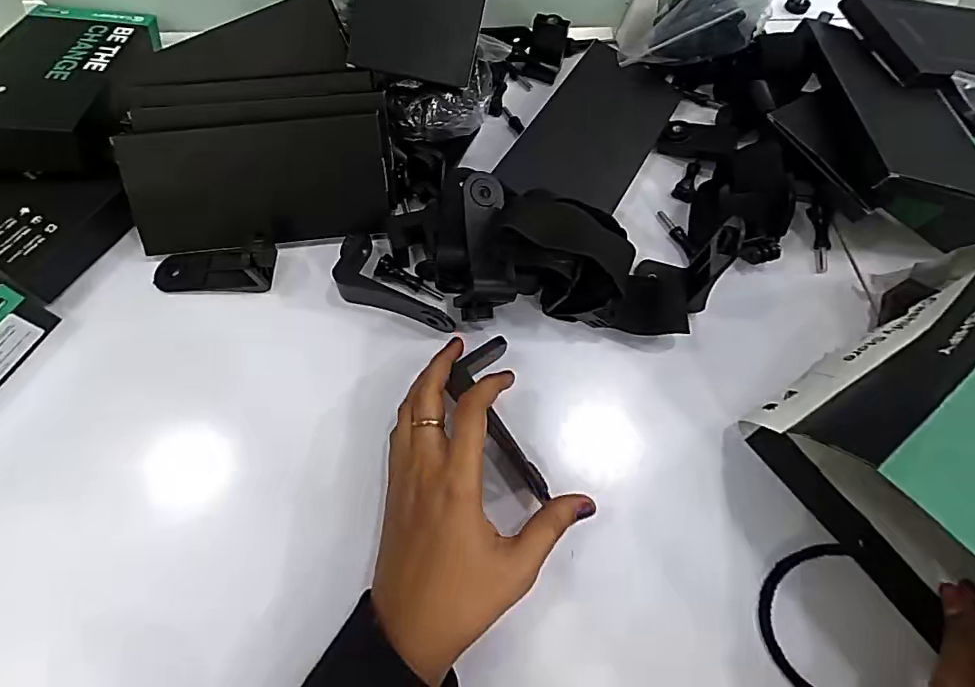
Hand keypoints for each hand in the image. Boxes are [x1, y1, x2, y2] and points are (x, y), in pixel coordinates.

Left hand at [371, 337, 595, 684]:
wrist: (406, 627)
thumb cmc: (458, 599)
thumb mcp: (516, 568)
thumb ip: (550, 527)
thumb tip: (579, 502)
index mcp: (455, 483)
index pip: (469, 413)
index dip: (487, 386)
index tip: (504, 378)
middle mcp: (424, 470)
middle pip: (423, 398)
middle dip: (439, 364)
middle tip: (457, 346)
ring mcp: (403, 477)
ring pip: (405, 411)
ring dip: (421, 382)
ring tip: (440, 367)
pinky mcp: (394, 488)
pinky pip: (398, 433)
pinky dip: (410, 407)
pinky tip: (423, 411)